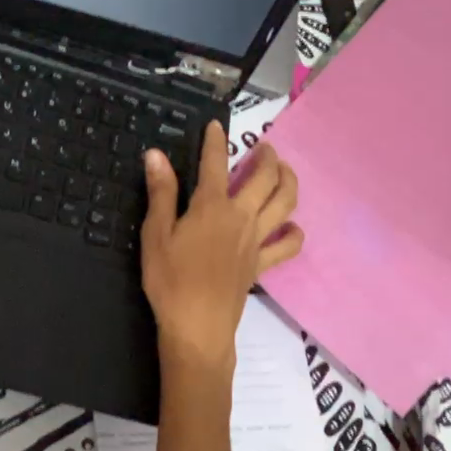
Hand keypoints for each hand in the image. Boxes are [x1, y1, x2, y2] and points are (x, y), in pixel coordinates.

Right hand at [140, 121, 303, 374]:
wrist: (197, 326)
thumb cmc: (169, 279)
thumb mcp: (155, 234)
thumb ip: (161, 193)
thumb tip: (155, 155)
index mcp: (212, 206)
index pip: (215, 162)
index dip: (215, 140)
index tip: (215, 124)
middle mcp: (241, 216)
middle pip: (265, 177)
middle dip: (267, 156)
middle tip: (263, 146)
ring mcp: (256, 240)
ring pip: (286, 202)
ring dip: (289, 181)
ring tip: (284, 171)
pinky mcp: (262, 264)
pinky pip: (289, 246)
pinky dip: (295, 232)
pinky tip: (292, 225)